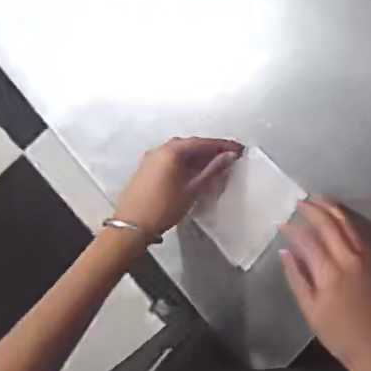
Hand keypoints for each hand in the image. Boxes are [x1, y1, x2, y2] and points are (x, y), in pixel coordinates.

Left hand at [111, 137, 243, 236]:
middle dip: (211, 149)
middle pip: (191, 144)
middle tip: (229, 155)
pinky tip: (193, 169)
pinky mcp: (146, 167)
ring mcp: (151, 157)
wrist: (131, 226)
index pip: (203, 143)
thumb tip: (230, 156)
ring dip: (197, 155)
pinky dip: (184, 161)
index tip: (239, 149)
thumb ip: (212, 170)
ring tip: (215, 162)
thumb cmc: (165, 207)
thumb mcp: (193, 189)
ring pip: (180, 151)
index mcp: (172, 150)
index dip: (222, 145)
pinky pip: (170, 158)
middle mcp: (161, 148)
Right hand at [281, 198, 370, 370]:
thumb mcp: (310, 310)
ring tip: (316, 200)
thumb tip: (285, 252)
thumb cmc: (339, 333)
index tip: (282, 223)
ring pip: (346, 223)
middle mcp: (347, 258)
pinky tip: (336, 217)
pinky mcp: (370, 259)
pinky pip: (356, 232)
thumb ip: (297, 277)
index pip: (308, 239)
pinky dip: (344, 219)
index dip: (293, 228)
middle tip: (299, 202)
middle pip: (329, 224)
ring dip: (330, 209)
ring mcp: (362, 257)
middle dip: (313, 209)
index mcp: (329, 273)